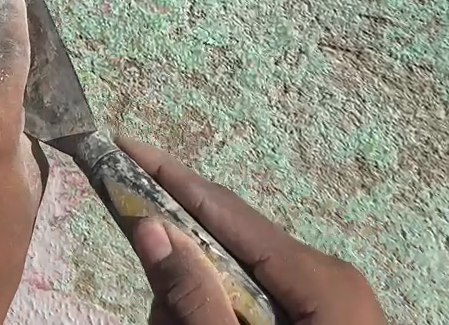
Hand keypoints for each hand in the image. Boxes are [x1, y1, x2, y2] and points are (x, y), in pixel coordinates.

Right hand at [119, 138, 385, 324]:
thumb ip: (195, 302)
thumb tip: (150, 227)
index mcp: (320, 280)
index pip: (224, 207)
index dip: (167, 173)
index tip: (120, 141)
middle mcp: (327, 274)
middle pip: (226, 239)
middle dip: (179, 265)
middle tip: (160, 317)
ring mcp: (328, 296)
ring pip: (235, 270)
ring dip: (198, 302)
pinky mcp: (323, 316)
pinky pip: (254, 295)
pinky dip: (221, 313)